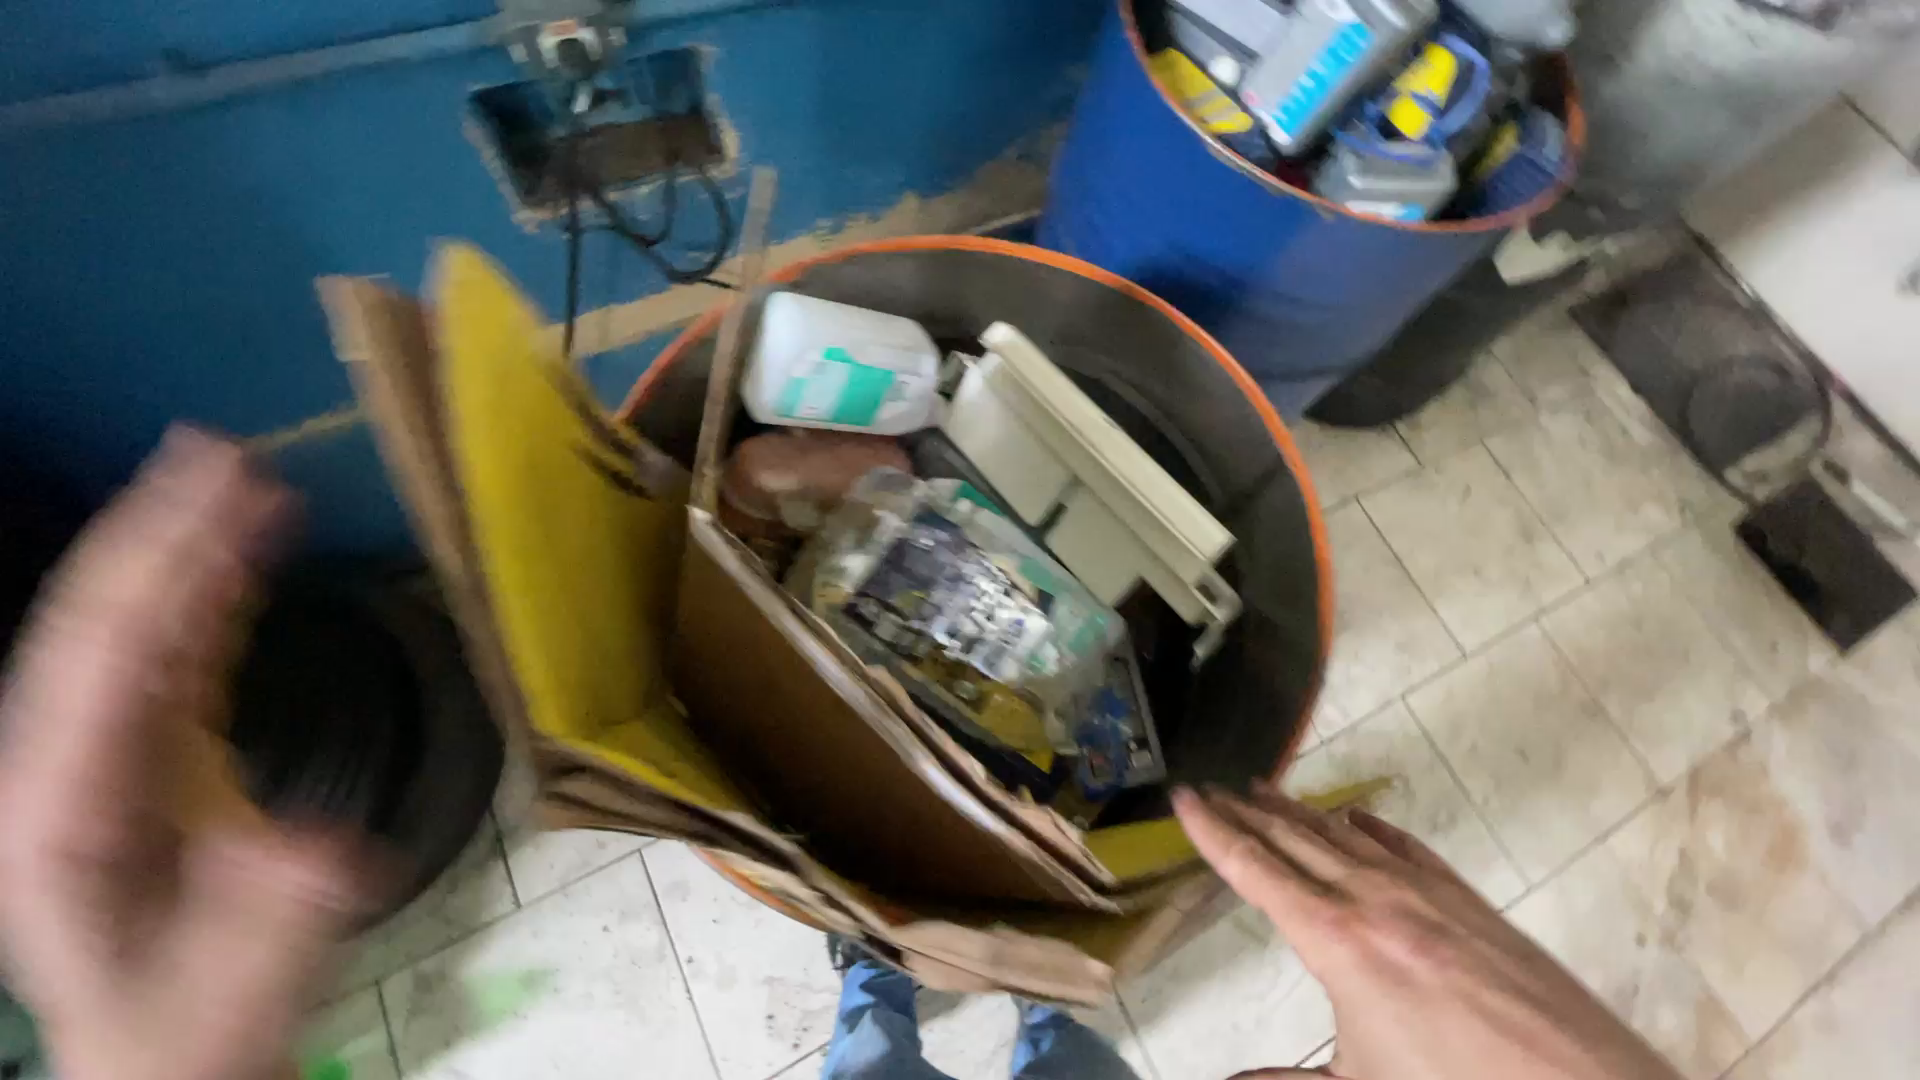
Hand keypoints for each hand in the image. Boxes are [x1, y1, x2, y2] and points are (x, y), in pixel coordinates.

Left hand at [0, 429, 376, 1079]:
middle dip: (160, 532)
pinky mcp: (162, 756)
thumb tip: (309, 841)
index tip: (215, 488)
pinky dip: (216, 596)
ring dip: (192, 551)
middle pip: (107, 627)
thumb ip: (260, 928)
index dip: (152, 566)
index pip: (99, 665)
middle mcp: (71, 768)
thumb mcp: (225, 1005)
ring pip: (141, 629)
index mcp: (65, 815)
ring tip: (250, 484)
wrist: (173, 1051)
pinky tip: (249, 559)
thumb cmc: (192, 1031)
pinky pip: (181, 656)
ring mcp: (113, 758)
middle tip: (228, 451)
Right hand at [1172, 786, 1684, 1079]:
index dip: (1211, 830)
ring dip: (1295, 809)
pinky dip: (1369, 826)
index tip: (1183, 797)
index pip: (1253, 867)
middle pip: (1289, 836)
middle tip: (1210, 787)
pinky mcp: (1468, 900)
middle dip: (1243, 810)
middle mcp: (1370, 897)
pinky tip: (1355, 817)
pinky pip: (1404, 845)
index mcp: (1333, 938)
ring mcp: (1423, 891)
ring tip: (1261, 789)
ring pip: (1340, 832)